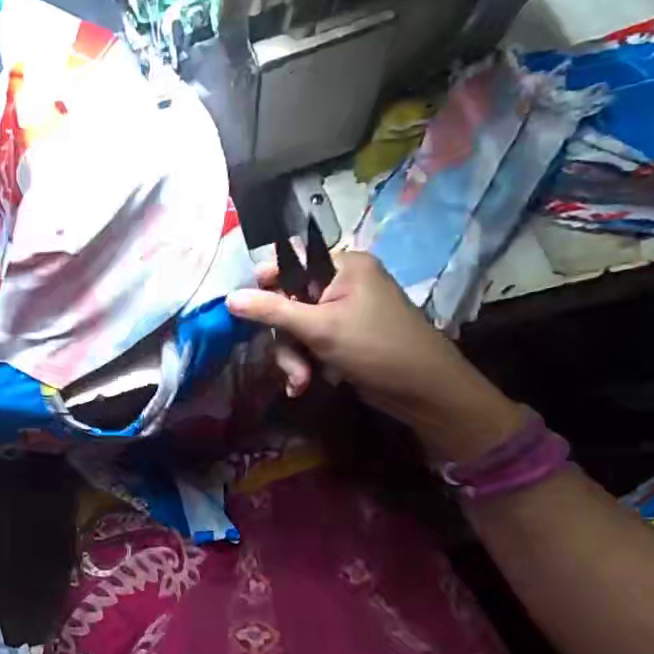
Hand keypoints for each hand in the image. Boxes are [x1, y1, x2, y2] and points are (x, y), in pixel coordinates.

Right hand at [226, 251, 527, 461]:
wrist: (424, 391)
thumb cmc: (375, 348)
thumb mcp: (319, 329)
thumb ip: (272, 311)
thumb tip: (229, 298)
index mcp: (343, 265)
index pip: (290, 262)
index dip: (266, 286)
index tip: (246, 311)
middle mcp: (342, 282)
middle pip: (289, 301)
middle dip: (286, 339)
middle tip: (293, 367)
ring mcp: (344, 310)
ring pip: (297, 327)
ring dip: (294, 357)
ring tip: (302, 383)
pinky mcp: (344, 336)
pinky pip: (311, 342)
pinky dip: (307, 362)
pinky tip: (307, 384)